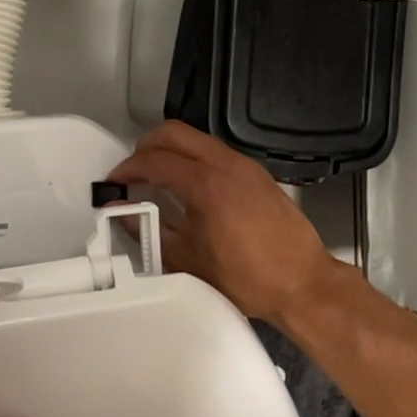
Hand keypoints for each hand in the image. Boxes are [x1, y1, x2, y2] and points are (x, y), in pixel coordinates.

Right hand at [108, 121, 349, 325]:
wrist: (302, 283)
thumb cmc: (247, 278)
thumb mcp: (187, 260)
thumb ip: (148, 231)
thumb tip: (122, 214)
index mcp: (205, 183)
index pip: (154, 160)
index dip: (127, 169)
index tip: (114, 182)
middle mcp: (226, 164)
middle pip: (173, 133)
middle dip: (146, 147)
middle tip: (132, 172)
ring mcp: (245, 166)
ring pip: (197, 139)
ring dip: (172, 150)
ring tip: (157, 179)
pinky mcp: (258, 174)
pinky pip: (216, 152)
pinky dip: (194, 159)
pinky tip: (189, 188)